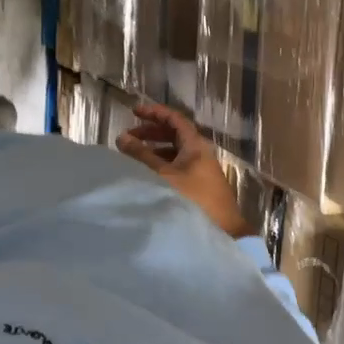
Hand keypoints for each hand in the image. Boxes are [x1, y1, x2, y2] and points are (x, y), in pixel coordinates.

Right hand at [115, 103, 253, 237]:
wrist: (220, 231)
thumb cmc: (191, 199)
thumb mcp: (162, 175)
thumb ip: (141, 155)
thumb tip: (122, 137)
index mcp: (196, 145)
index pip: (175, 119)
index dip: (154, 112)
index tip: (133, 111)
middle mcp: (201, 154)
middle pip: (175, 134)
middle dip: (152, 132)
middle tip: (130, 136)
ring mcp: (203, 171)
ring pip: (176, 152)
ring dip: (155, 150)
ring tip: (135, 156)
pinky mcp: (201, 187)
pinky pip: (179, 167)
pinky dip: (162, 165)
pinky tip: (150, 176)